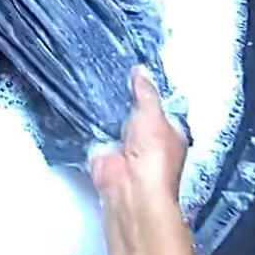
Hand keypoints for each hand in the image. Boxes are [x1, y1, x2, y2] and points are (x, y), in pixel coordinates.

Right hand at [90, 68, 187, 206]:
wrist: (129, 185)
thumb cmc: (153, 153)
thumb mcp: (152, 114)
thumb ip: (145, 92)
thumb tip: (141, 70)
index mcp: (170, 133)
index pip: (160, 106)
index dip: (149, 89)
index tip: (133, 69)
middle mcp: (150, 141)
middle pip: (136, 113)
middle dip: (125, 98)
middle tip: (110, 70)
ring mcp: (126, 147)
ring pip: (116, 120)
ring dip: (107, 108)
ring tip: (93, 79)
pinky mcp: (105, 152)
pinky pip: (98, 130)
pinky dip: (92, 119)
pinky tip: (83, 100)